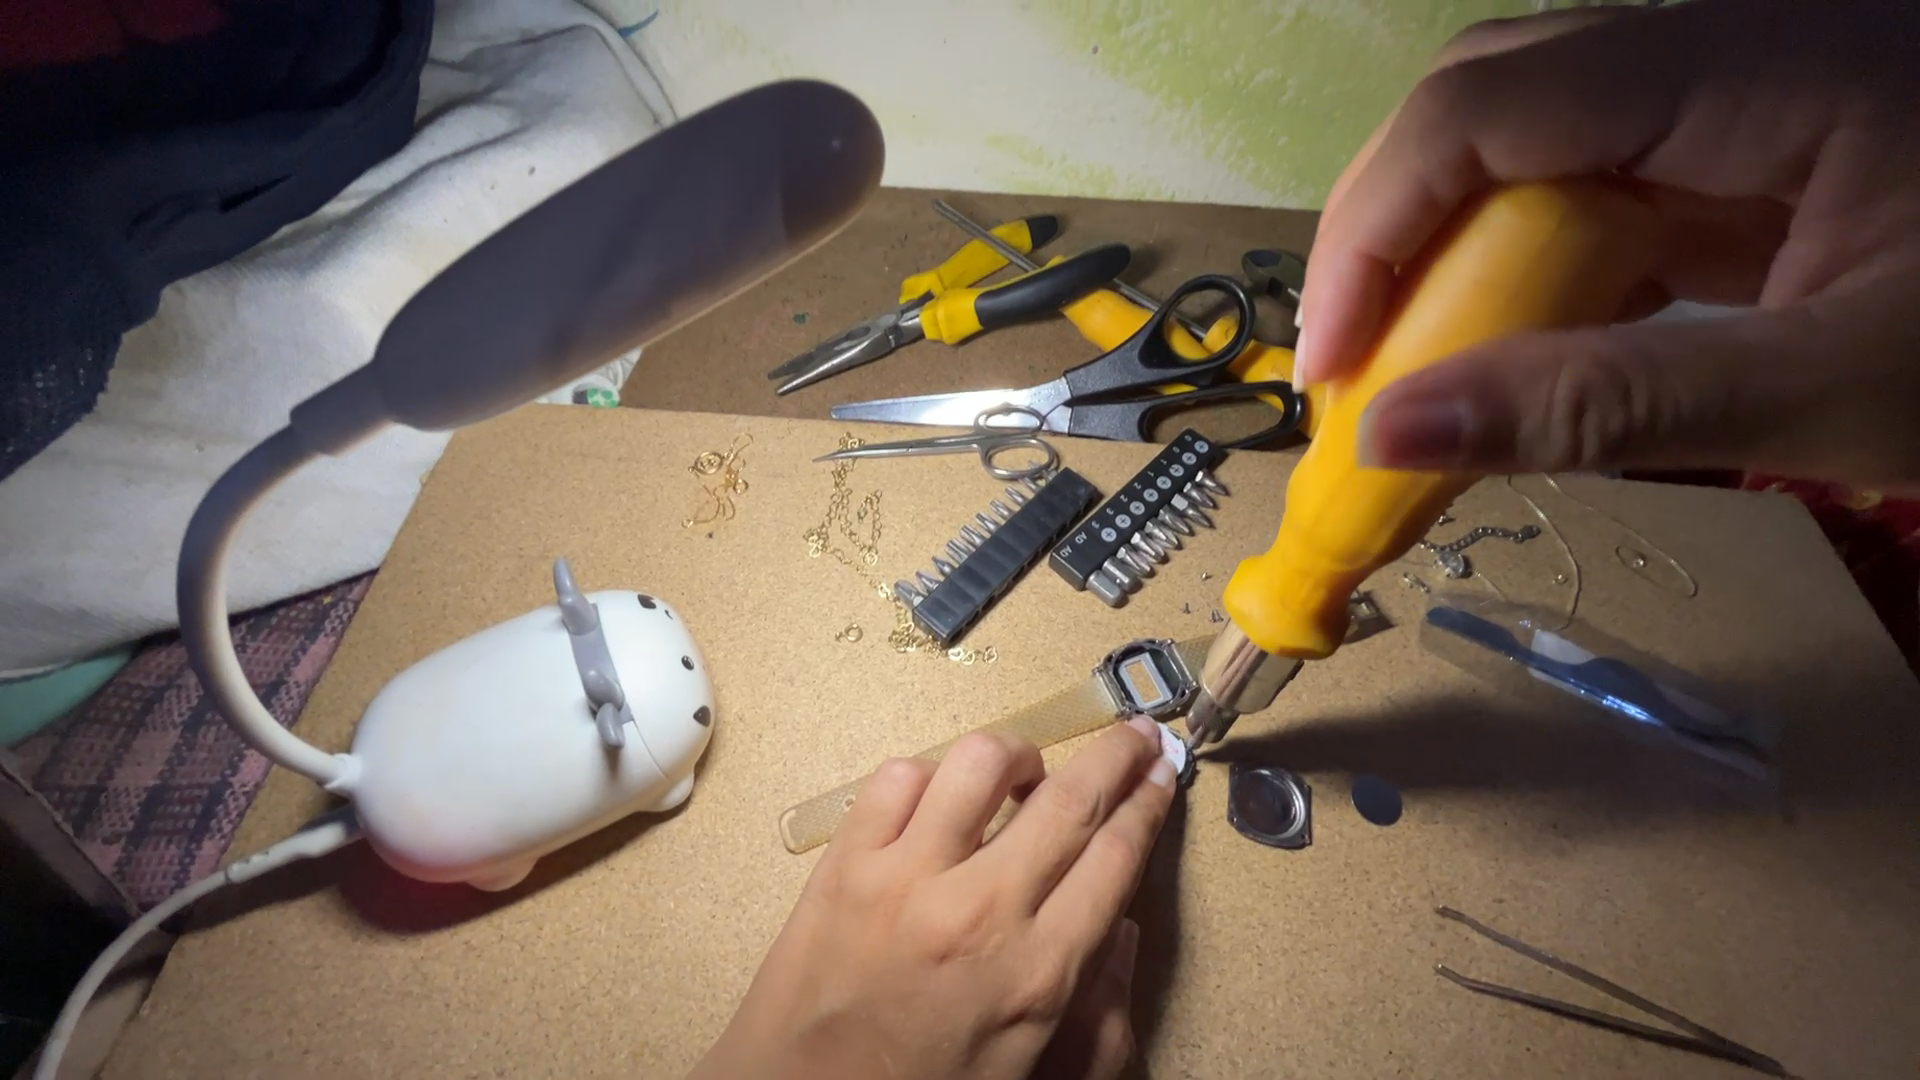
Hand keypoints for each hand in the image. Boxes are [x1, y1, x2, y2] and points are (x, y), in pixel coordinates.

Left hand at [691, 717, 1176, 1079]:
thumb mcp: (1036, 1076)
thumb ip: (1100, 1017)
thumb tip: (1125, 924)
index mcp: (1036, 971)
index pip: (1114, 858)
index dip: (1147, 804)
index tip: (1160, 772)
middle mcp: (980, 910)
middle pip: (1069, 799)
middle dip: (1115, 754)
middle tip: (1132, 731)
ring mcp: (906, 876)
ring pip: (979, 762)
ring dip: (1016, 752)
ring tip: (1022, 769)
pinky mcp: (846, 859)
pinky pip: (897, 777)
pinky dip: (928, 772)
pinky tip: (937, 797)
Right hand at [1296, 0, 1919, 488]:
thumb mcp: (1836, 390)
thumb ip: (1601, 410)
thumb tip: (1386, 437)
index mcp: (1769, 65)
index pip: (1485, 105)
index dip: (1371, 230)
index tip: (1333, 363)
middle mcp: (1715, 54)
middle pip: (1470, 103)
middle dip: (1375, 235)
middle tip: (1346, 357)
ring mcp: (1703, 108)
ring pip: (1491, 146)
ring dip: (1415, 256)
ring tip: (1394, 356)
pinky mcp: (1698, 163)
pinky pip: (1541, 196)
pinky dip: (1477, 277)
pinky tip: (1479, 344)